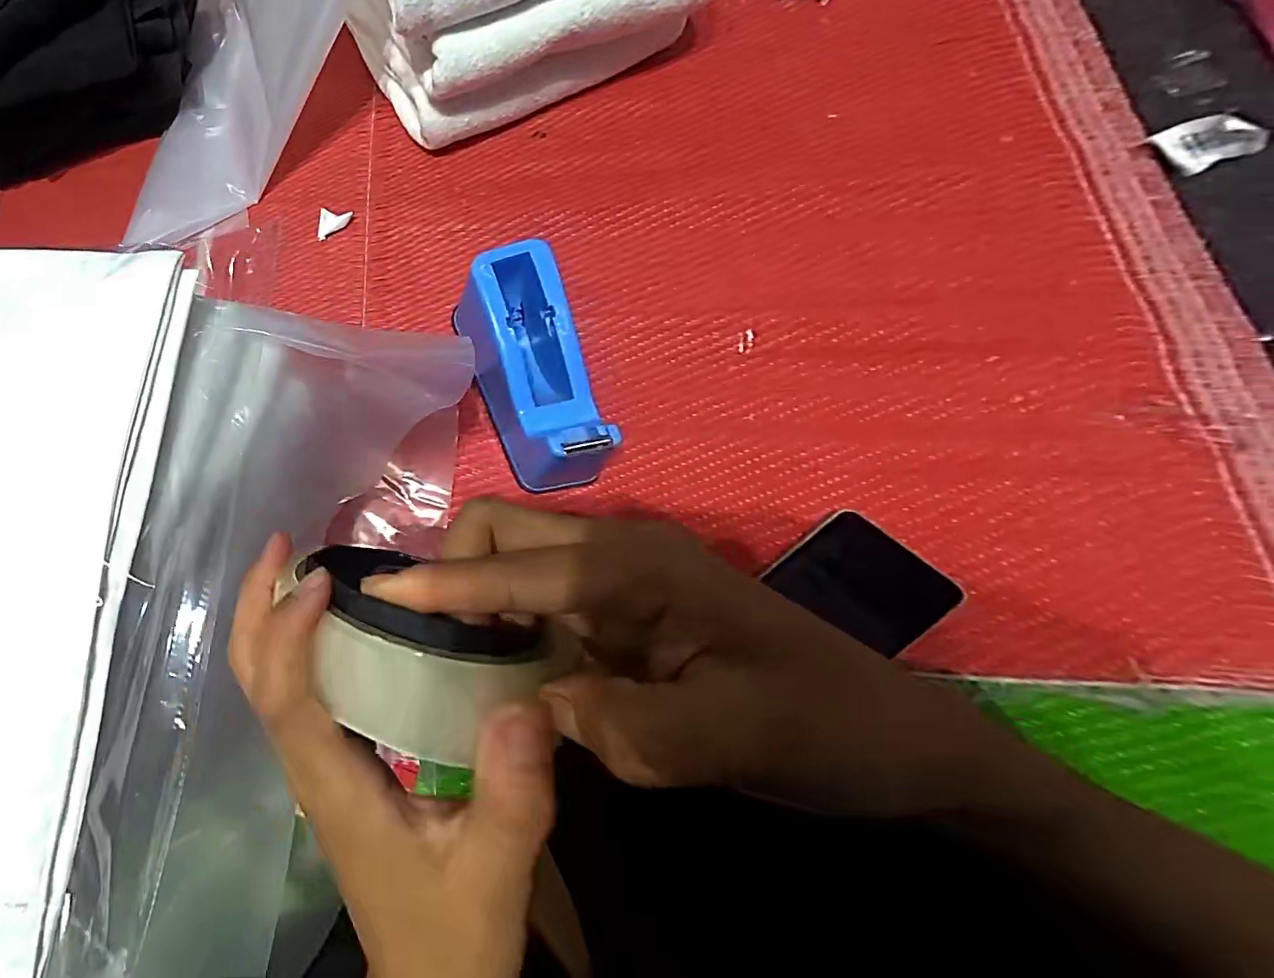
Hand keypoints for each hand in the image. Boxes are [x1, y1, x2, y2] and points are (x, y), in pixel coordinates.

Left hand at [231, 533, 556, 977]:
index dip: (289, 632)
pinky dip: (299, 639)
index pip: (285, 695)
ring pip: (269, 678)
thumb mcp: (493, 874)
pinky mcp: (333, 761)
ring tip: (302, 562)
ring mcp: (314, 761)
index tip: (320, 579)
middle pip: (254, 675)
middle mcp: (307, 763)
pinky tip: (339, 615)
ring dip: (271, 615)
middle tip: (282, 543)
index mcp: (330, 783)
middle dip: (255, 605)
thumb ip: (512, 798)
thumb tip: (525, 704)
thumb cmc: (452, 934)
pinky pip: (299, 688)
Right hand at [364, 498, 1041, 817]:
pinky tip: (496, 663)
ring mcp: (615, 573)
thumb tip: (535, 707)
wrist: (895, 736)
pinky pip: (535, 594)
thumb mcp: (726, 740)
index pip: (511, 563)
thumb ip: (619, 726)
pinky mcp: (617, 601)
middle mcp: (613, 551)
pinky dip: (501, 619)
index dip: (439, 581)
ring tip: (441, 650)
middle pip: (499, 532)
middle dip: (450, 572)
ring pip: (511, 559)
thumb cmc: (819, 725)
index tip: (377, 594)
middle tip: (423, 639)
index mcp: (633, 566)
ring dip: (471, 595)